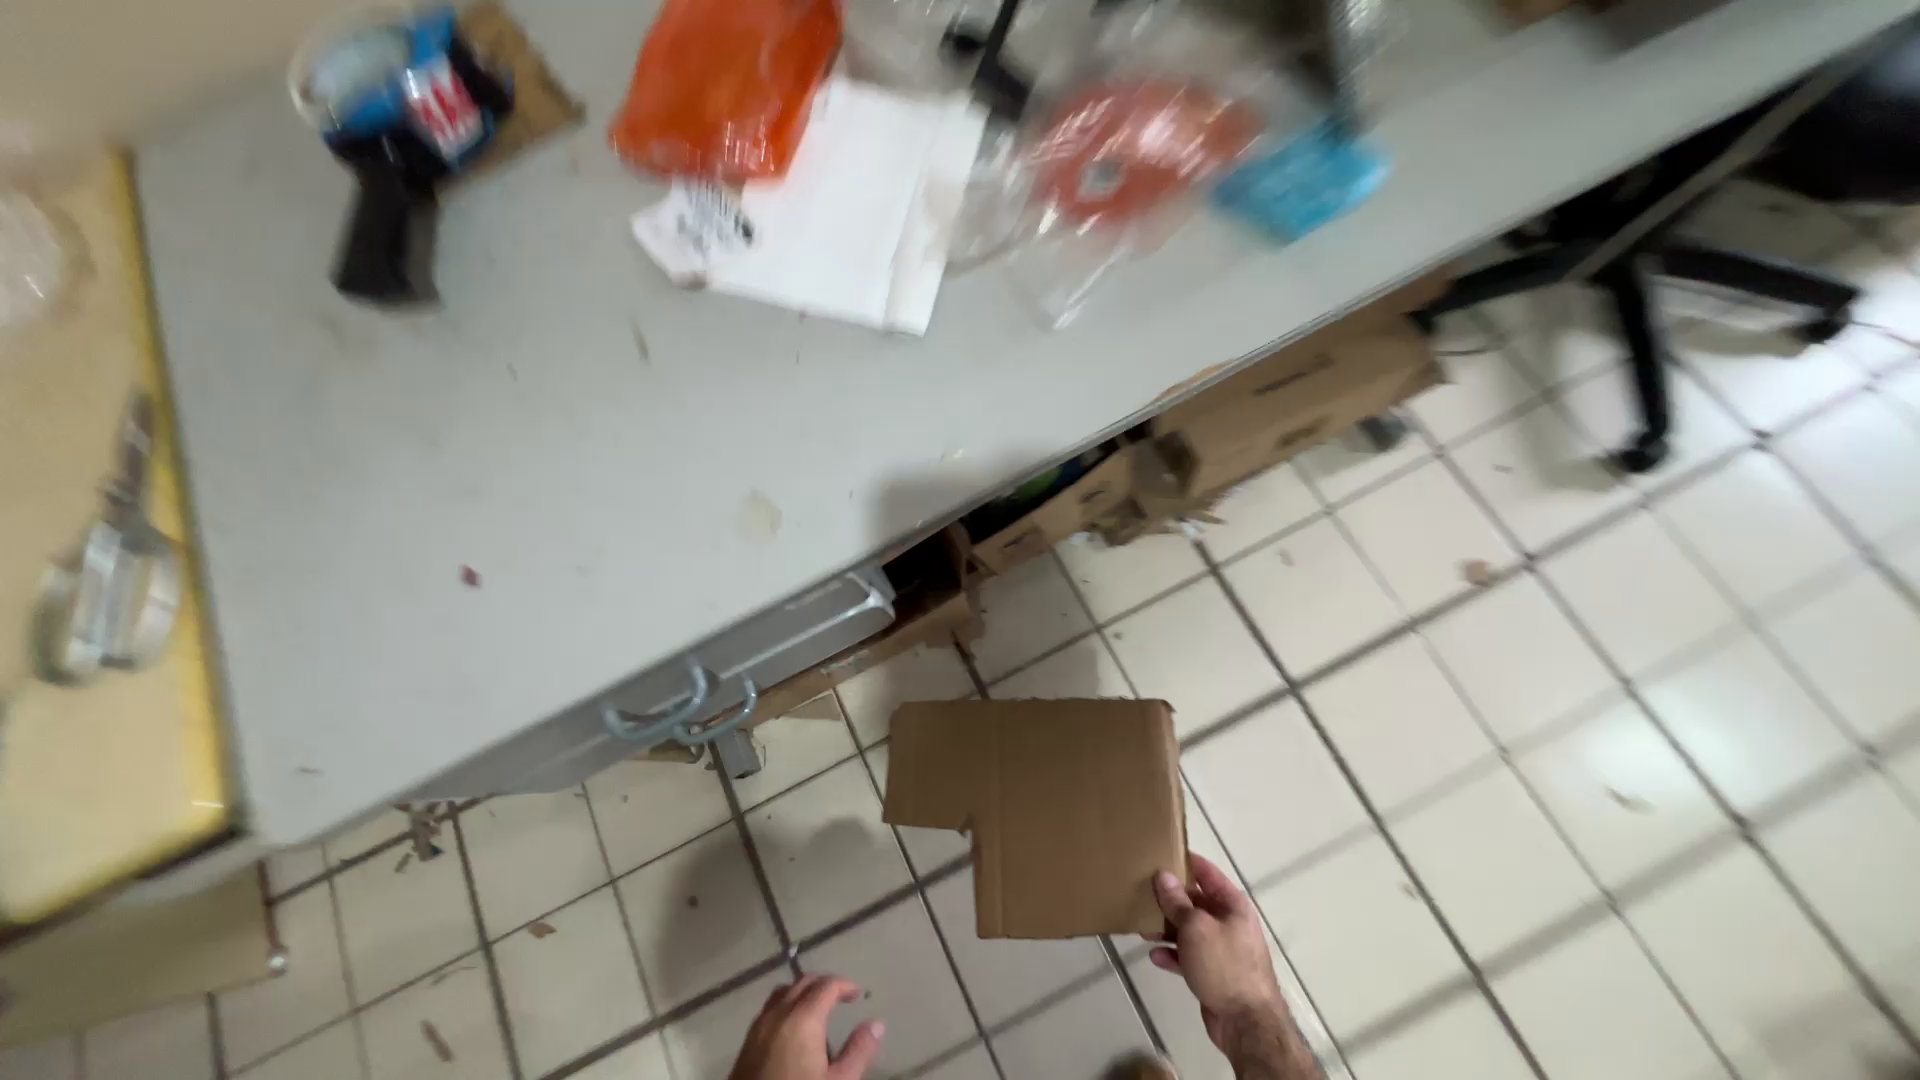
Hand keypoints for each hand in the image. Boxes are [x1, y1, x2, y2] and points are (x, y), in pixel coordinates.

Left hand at [727, 974, 884, 1079]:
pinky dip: (785, 1005)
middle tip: (841, 996)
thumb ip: (859, 1051)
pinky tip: (792, 1030)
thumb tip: (877, 1024)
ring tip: (817, 1008)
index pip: (826, 986)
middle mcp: (778, 1014)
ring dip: (802, 992)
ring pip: (782, 993)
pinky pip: (768, 1010)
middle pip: (803, 982)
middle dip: (824, 983)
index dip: (844, 985)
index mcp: (803, 1019)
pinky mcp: (746, 1044)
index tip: (858, 993)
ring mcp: (758, 1028)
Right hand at [1148, 854, 1287, 1051]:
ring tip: (1142, 928)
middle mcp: (1229, 923)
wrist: (1246, 1023)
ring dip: (1167, 929)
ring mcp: (1222, 950)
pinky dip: (1173, 955)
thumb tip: (1162, 875)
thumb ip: (1177, 902)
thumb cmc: (1224, 965)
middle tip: (1142, 893)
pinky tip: (1155, 956)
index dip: (1186, 861)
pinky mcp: (1213, 973)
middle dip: (1170, 899)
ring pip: (1189, 930)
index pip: (1207, 873)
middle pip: (1195, 902)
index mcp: (1232, 905)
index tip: (1160, 852)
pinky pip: (1189, 957)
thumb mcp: (1196, 928)